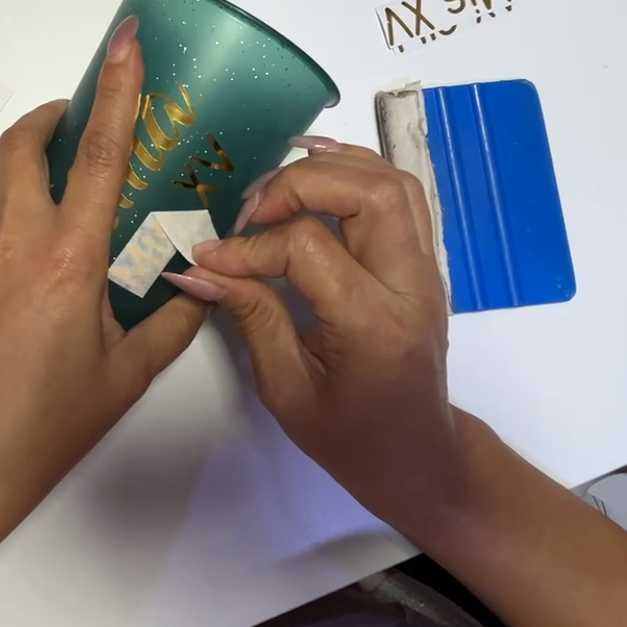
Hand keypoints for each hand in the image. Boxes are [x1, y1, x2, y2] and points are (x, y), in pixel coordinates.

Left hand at [0, 16, 208, 578]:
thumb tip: (200, 287)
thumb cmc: (48, 421)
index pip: (98, 153)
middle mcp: (10, 239)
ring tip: (39, 204)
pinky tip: (1, 280)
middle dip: (47, 119)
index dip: (115, 90)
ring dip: (13, 173)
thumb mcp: (126, 376)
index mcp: (68, 256)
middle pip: (19, 144)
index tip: (123, 42)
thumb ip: (172, 323)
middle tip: (69, 128)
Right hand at [174, 145, 467, 533]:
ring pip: (392, 182)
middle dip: (297, 184)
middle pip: (368, 193)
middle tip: (252, 210)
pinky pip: (400, 194)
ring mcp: (427, 269)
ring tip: (277, 186)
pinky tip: (315, 172)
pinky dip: (356, 171)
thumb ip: (249, 316)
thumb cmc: (350, 437)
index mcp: (373, 325)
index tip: (211, 259)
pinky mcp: (424, 262)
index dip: (249, 246)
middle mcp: (410, 285)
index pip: (307, 248)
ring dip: (331, 168)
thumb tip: (199, 267)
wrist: (420, 458)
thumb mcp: (285, 387)